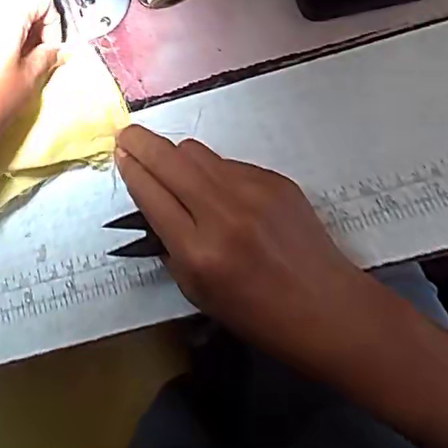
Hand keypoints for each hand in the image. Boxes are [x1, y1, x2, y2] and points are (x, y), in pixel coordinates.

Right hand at [115, 126, 383, 367]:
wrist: (327, 307)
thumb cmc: (258, 313)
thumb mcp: (198, 291)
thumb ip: (169, 244)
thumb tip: (152, 198)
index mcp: (199, 252)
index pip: (151, 194)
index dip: (130, 169)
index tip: (119, 154)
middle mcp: (223, 214)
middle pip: (168, 160)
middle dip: (140, 142)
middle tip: (126, 134)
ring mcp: (252, 191)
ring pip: (197, 152)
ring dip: (175, 154)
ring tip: (170, 165)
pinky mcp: (274, 179)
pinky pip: (227, 163)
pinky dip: (212, 170)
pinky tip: (219, 190)